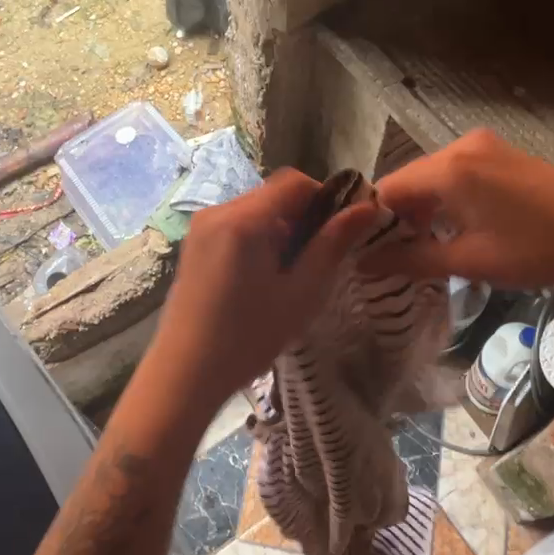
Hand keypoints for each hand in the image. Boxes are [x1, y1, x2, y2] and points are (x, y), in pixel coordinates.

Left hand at [142, 169, 378, 409]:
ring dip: (281, 230)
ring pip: (256, 210)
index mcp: (244, 219)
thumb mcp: (301, 292)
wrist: (185, 372)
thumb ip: (333, 244)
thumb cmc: (248, 336)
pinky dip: (259, 239)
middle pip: (274, 194)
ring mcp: (201, 227)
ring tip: (290, 275)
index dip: (326, 198)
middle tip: (318, 261)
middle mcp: (218, 211)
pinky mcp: (194, 244)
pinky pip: (237, 225)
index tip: (343, 231)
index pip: (295, 182)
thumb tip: (368, 207)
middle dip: (303, 218)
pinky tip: (262, 280)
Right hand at [367, 129, 553, 287]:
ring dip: (423, 208)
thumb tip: (363, 264)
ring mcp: (485, 146)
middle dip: (397, 216)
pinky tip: (455, 227)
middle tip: (394, 256)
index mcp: (449, 169)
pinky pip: (457, 172)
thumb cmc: (536, 251)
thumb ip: (411, 260)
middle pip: (409, 179)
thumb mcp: (469, 261)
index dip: (372, 221)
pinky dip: (446, 197)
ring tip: (424, 247)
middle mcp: (461, 146)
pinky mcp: (502, 153)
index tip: (366, 252)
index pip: (387, 188)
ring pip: (433, 176)